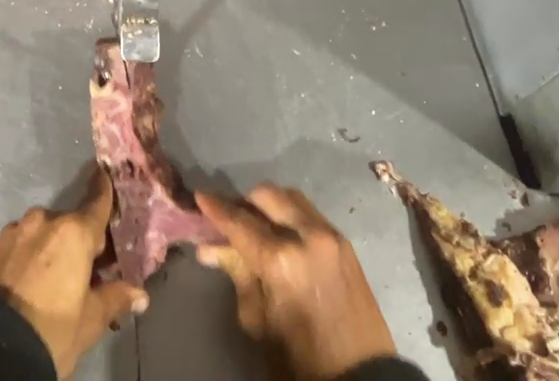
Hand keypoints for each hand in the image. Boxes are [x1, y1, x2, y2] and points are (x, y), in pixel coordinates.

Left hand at [0, 166, 148, 377]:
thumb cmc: (51, 329)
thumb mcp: (91, 320)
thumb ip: (115, 299)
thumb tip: (140, 295)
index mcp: (74, 232)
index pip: (97, 203)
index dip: (104, 190)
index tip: (105, 173)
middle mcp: (43, 222)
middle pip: (69, 224)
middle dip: (78, 241)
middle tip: (86, 268)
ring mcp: (13, 233)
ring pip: (41, 234)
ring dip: (50, 249)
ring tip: (53, 279)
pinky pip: (19, 246)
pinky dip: (28, 257)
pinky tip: (29, 281)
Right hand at [195, 185, 396, 380]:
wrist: (359, 374)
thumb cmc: (299, 355)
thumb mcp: (258, 320)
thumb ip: (237, 274)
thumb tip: (210, 247)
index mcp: (282, 260)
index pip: (239, 223)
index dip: (216, 208)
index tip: (199, 196)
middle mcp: (307, 236)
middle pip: (266, 196)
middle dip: (243, 202)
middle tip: (228, 218)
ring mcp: (330, 235)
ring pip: (291, 197)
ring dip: (268, 204)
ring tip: (255, 224)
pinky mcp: (345, 242)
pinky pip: (310, 212)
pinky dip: (290, 214)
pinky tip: (281, 233)